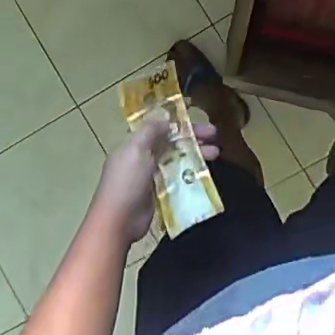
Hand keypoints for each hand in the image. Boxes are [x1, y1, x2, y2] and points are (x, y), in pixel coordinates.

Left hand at [90, 117, 219, 246]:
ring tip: (216, 152)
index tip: (195, 112)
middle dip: (192, 136)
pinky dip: (191, 173)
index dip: (175, 119)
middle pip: (171, 141)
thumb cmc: (126, 181)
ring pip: (177, 158)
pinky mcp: (159, 192)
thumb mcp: (136, 150)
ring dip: (195, 153)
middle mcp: (143, 155)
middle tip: (214, 133)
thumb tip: (165, 114)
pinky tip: (206, 172)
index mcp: (135, 142)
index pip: (158, 125)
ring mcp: (151, 174)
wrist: (118, 221)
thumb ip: (150, 131)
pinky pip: (178, 177)